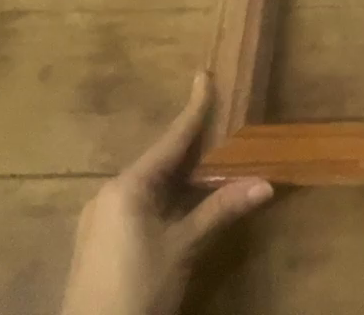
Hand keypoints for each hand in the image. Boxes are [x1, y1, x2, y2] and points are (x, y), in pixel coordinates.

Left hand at [60, 72, 273, 314]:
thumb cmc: (139, 287)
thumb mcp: (183, 248)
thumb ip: (221, 210)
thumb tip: (267, 182)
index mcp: (128, 186)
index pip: (171, 140)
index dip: (193, 109)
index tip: (204, 75)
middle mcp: (108, 193)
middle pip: (159, 161)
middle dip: (191, 147)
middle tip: (220, 126)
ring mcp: (99, 219)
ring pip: (148, 185)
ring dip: (179, 177)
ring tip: (210, 165)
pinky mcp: (96, 242)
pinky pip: (136, 205)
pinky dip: (164, 197)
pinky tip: (181, 204)